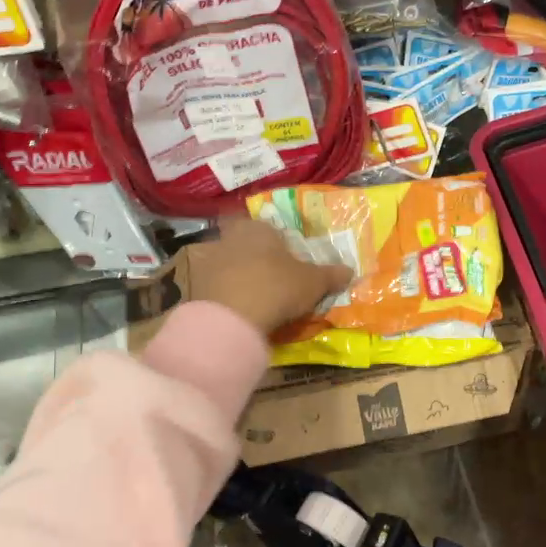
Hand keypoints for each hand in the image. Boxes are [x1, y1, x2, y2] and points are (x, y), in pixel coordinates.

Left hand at [188, 216, 353, 334]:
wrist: (232, 318)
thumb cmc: (277, 286)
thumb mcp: (313, 282)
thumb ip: (331, 275)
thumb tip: (349, 270)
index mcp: (257, 228)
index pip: (268, 227)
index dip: (279, 243)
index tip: (289, 260)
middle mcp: (229, 237)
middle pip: (246, 245)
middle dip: (258, 260)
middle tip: (275, 280)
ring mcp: (209, 261)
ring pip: (230, 266)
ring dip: (241, 278)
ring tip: (259, 299)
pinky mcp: (196, 287)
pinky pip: (219, 288)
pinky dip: (230, 296)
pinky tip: (243, 312)